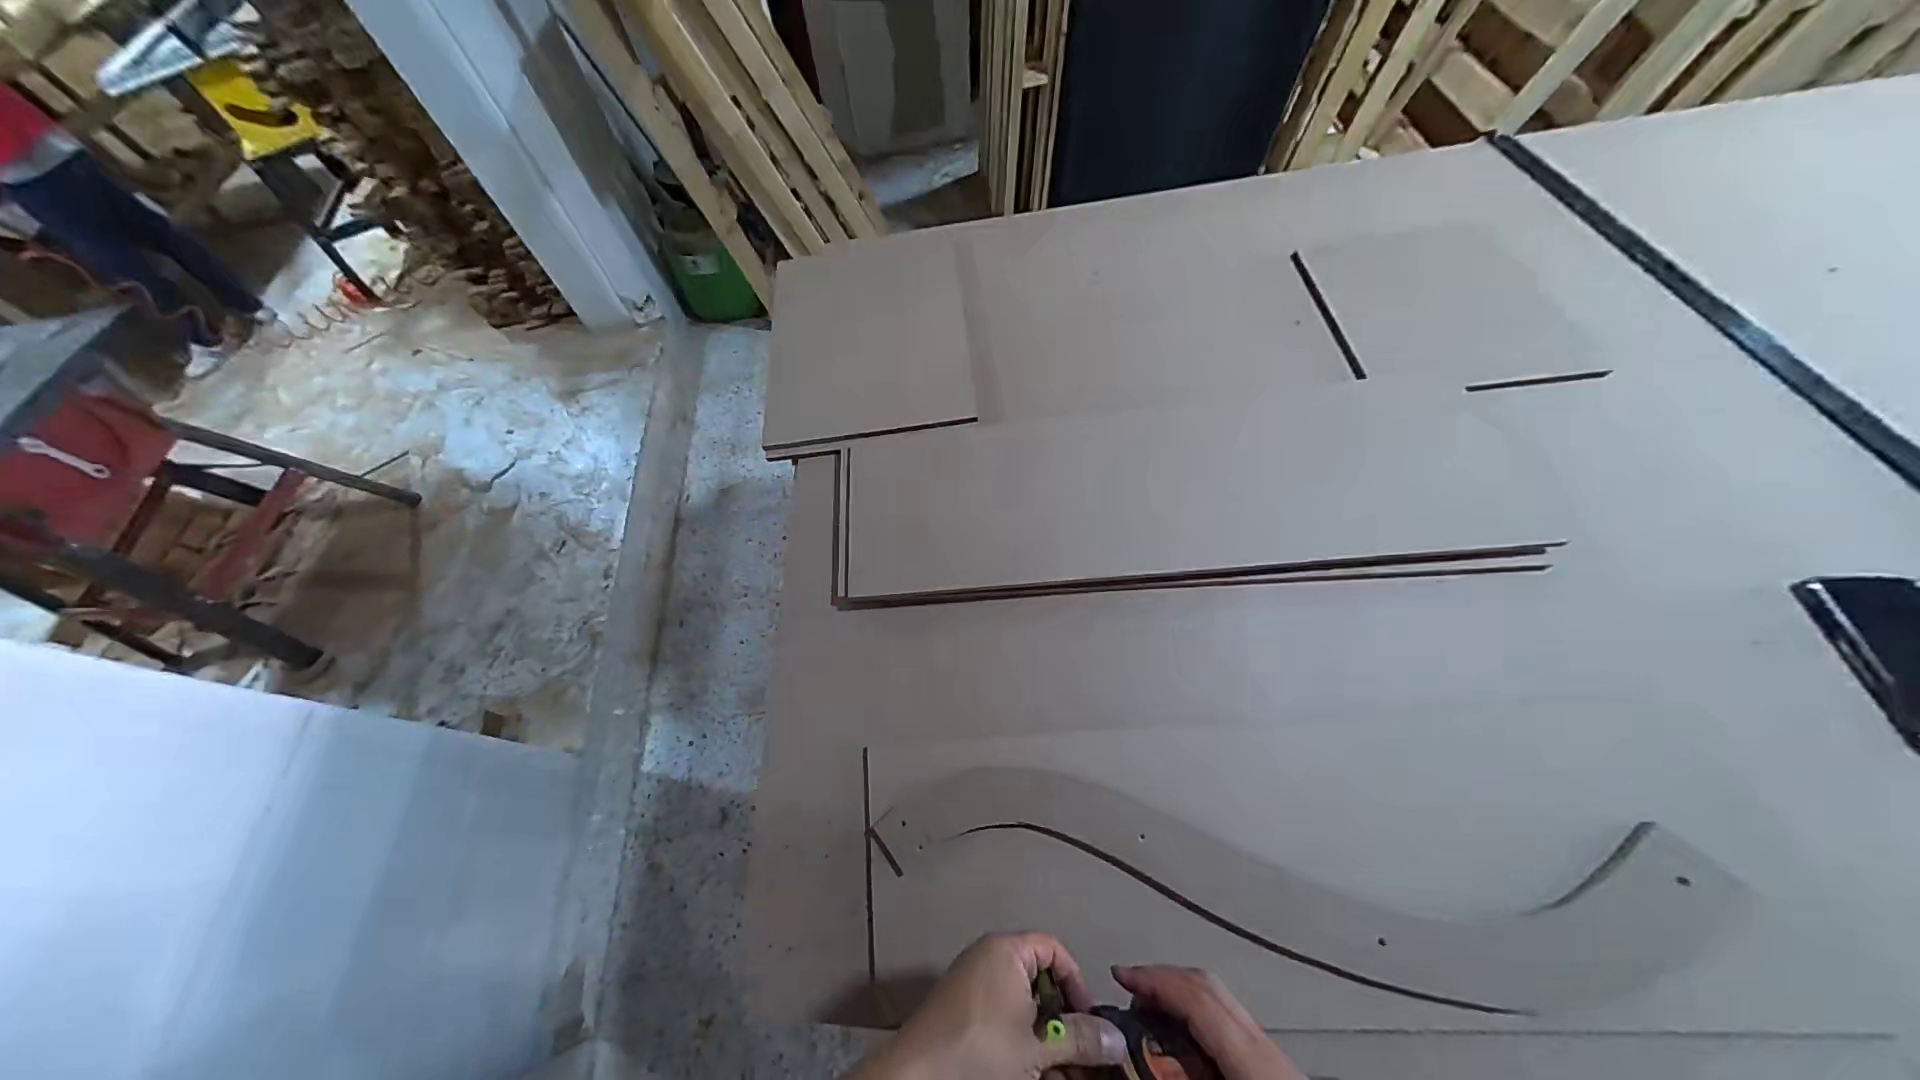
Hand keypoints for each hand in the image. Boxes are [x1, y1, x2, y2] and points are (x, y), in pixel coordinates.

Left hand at [851, 932, 1127, 1079]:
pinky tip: (1038, 1072)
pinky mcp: (963, 1014)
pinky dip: (1023, 1044)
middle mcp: (989, 959)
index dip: (1077, 983)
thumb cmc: (980, 1051)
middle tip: (1084, 1058)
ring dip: (1048, 1040)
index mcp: (1006, 951)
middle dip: (1065, 1021)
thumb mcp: (1036, 1048)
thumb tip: (1118, 1039)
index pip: (1054, 949)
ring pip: (1024, 1007)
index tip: (1090, 1021)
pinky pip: (1004, 1020)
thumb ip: (1079, 1039)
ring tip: (1065, 1073)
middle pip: (1041, 981)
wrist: (917, 1077)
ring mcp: (974, 986)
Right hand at [1112, 966, 1306, 1079]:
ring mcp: (1274, 1057)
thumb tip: (1144, 1065)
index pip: (1198, 999)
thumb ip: (1186, 1077)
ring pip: (1221, 1001)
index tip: (1121, 977)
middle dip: (1164, 979)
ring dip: (1180, 995)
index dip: (1156, 981)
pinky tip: (1182, 1039)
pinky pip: (1229, 1024)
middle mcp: (1266, 1049)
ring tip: (1148, 1009)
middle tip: (1128, 988)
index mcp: (1254, 1064)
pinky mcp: (1276, 1070)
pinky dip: (1198, 1016)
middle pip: (1210, 987)